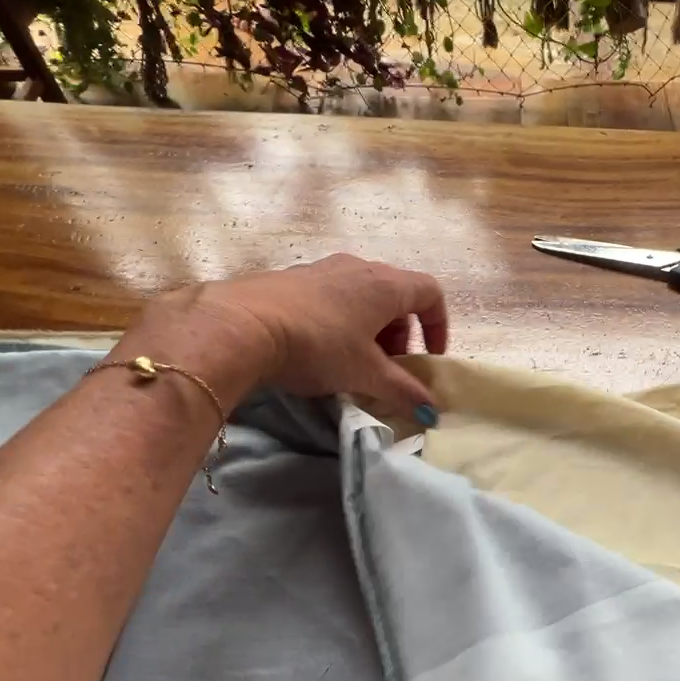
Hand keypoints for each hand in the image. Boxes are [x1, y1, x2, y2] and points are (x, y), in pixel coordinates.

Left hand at [126, 254, 449, 417]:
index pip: (430, 293)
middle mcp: (358, 267)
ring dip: (372, 329)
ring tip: (357, 362)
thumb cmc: (318, 345)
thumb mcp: (367, 374)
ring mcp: (322, 269)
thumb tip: (432, 412)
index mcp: (385, 285)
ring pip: (362, 296)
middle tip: (391, 366)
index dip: (439, 326)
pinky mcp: (292, 279)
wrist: (240, 325)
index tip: (430, 358)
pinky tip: (322, 351)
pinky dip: (342, 323)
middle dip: (402, 333)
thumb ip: (404, 391)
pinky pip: (332, 298)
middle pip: (396, 295)